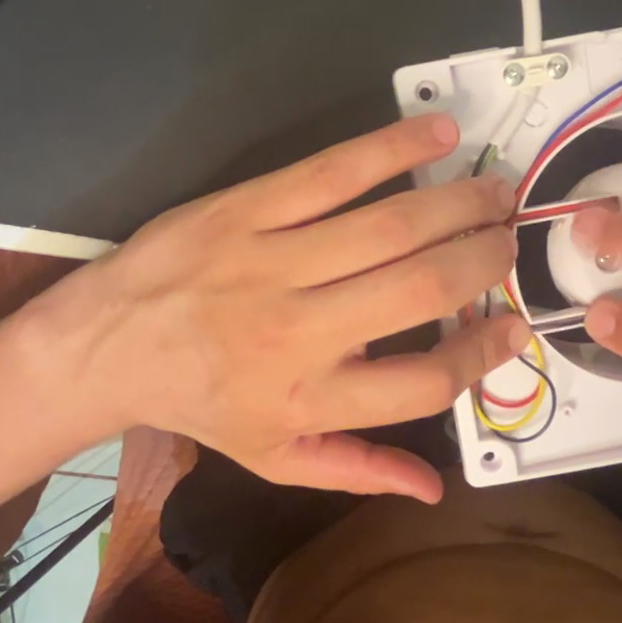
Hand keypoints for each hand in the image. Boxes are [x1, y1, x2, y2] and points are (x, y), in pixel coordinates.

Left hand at [20, 116, 528, 500]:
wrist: (107, 346)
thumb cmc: (201, 404)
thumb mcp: (275, 457)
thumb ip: (357, 469)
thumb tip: (434, 488)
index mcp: (311, 401)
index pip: (426, 383)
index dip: (484, 355)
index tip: (513, 330)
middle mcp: (299, 333)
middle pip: (422, 291)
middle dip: (485, 262)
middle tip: (511, 242)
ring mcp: (271, 263)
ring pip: (389, 226)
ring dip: (458, 204)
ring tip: (496, 191)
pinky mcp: (244, 210)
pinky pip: (332, 172)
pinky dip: (393, 149)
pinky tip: (439, 134)